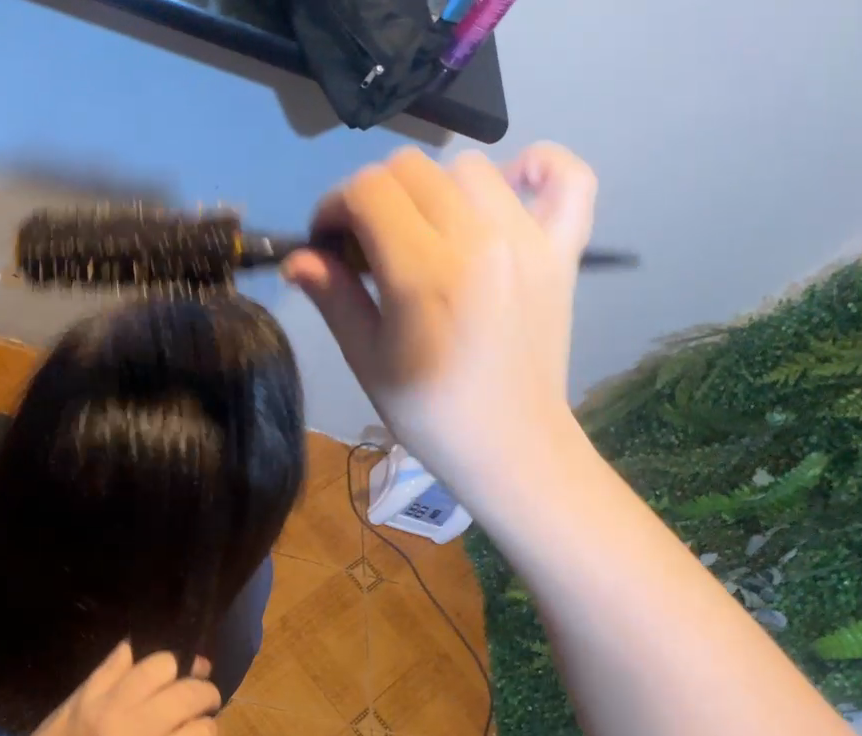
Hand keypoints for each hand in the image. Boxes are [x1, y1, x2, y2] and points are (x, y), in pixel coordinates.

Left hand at [0, 643, 221, 735]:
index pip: (200, 735)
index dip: (209, 729)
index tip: (200, 729)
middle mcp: (127, 734)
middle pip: (187, 695)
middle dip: (204, 693)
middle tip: (198, 700)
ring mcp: (105, 705)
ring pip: (160, 665)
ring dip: (175, 670)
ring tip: (171, 682)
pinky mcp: (87, 686)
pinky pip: (123, 654)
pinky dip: (138, 657)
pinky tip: (143, 670)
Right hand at [283, 143, 596, 488]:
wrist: (508, 441)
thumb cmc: (425, 410)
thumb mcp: (366, 358)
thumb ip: (334, 297)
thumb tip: (296, 258)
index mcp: (424, 275)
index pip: (369, 192)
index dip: (334, 207)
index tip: (326, 242)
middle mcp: (480, 241)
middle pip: (412, 170)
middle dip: (372, 197)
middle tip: (364, 244)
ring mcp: (530, 238)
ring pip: (468, 167)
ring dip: (431, 190)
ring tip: (422, 234)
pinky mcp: (564, 246)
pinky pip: (565, 173)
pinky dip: (533, 167)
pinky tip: (505, 190)